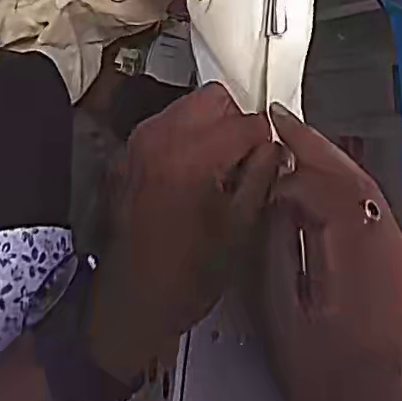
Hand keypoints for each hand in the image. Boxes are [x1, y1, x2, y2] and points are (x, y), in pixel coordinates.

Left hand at [87, 81, 281, 380]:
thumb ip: (261, 174)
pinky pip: (167, 122)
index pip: (245, 122)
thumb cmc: (187, 274)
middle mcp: (162, 136)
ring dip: (210, 125)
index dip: (263, 140)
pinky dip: (186, 134)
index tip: (267, 157)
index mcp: (192, 156)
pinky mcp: (128, 151)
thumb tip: (272, 146)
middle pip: (214, 97)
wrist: (131, 302)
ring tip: (218, 163)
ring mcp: (140, 140)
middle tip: (243, 154)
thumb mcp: (239, 227)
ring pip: (189, 105)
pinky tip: (193, 169)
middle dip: (235, 120)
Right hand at [258, 104, 401, 400]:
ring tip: (297, 136)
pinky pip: (373, 204)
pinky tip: (323, 172)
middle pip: (352, 177)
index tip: (268, 165)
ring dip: (330, 156)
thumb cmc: (320, 372)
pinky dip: (345, 181)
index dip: (292, 174)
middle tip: (283, 118)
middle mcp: (388, 254)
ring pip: (366, 185)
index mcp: (357, 266)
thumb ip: (276, 244)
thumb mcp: (280, 308)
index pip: (328, 192)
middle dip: (314, 142)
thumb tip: (274, 196)